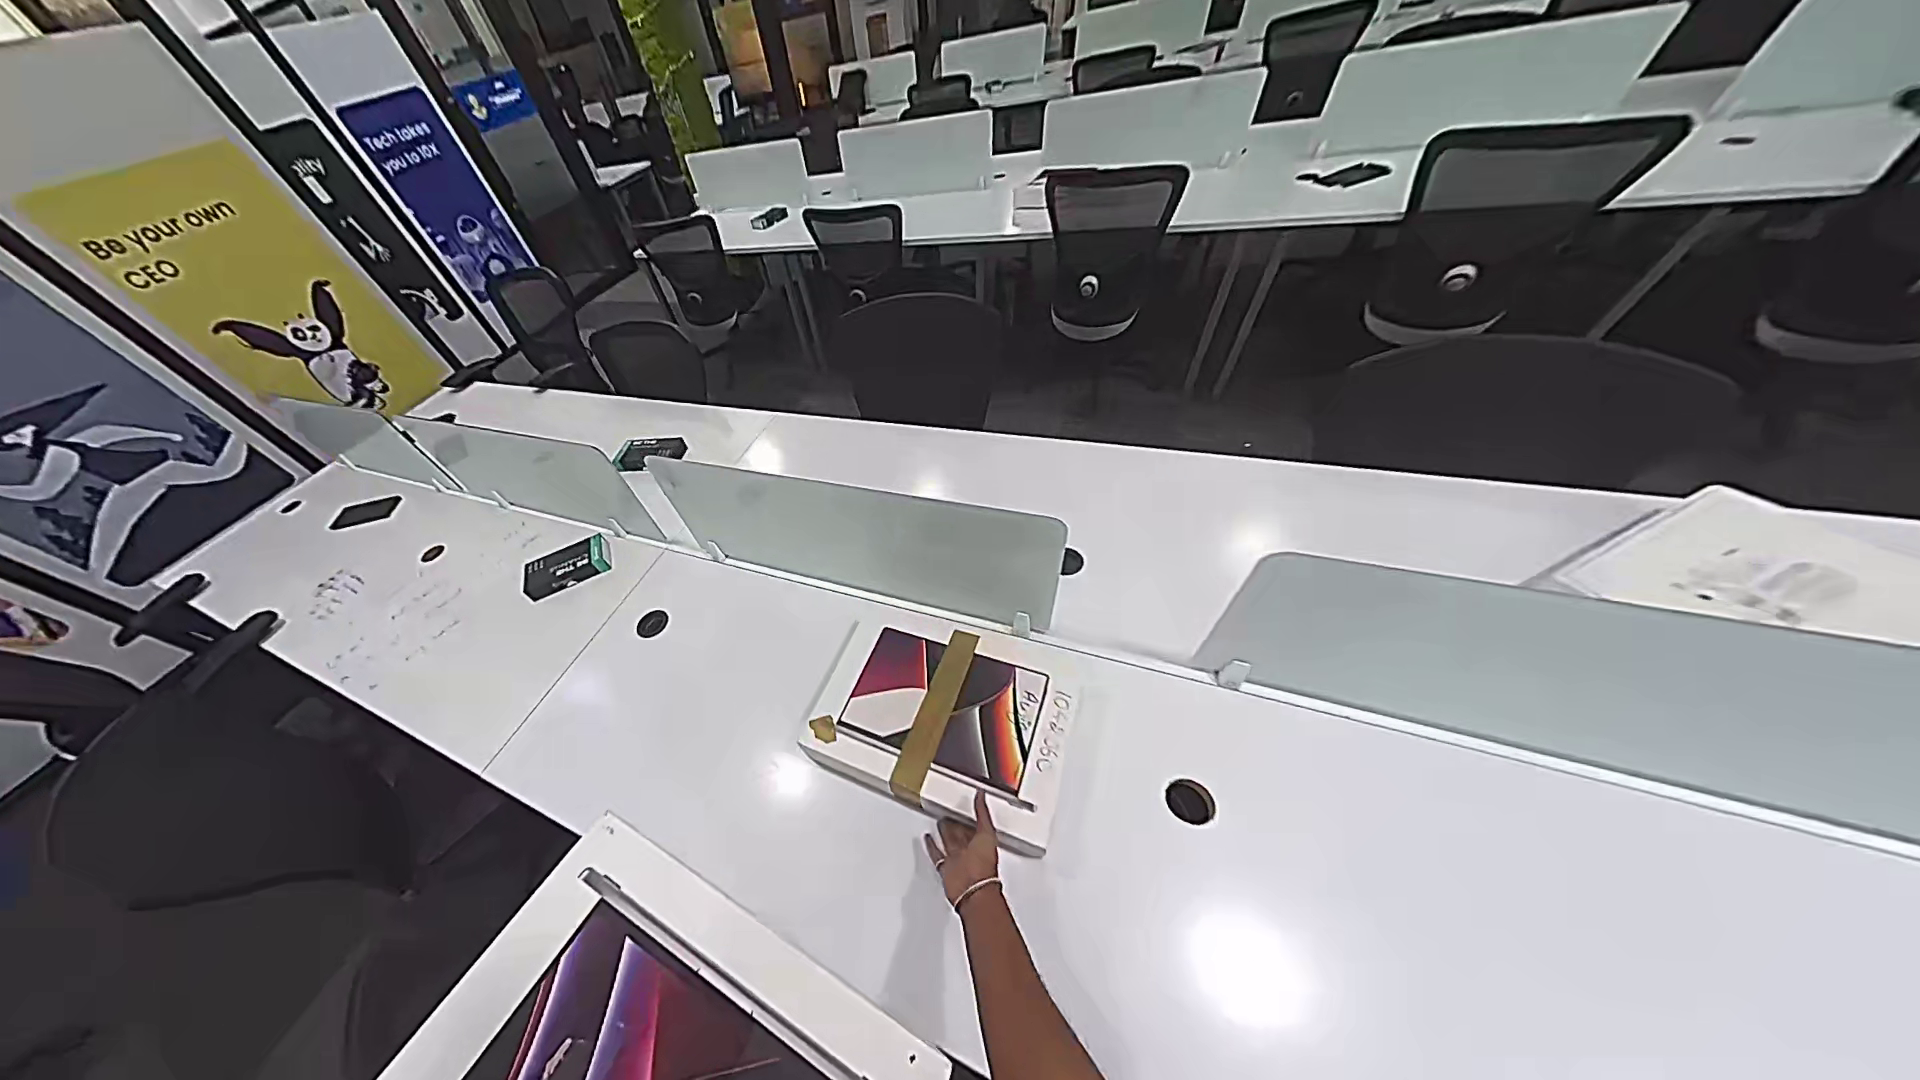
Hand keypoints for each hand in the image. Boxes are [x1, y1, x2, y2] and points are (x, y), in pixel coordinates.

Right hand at [923, 790, 999, 908]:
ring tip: (940, 821)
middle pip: (960, 833)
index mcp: (981, 841)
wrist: (973, 889)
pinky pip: (936, 854)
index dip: (972, 813)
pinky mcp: (945, 867)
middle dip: (955, 823)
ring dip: (944, 831)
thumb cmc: (984, 865)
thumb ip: (983, 812)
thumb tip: (982, 794)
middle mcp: (969, 850)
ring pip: (948, 841)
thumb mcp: (987, 832)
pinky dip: (931, 846)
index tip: (968, 802)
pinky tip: (928, 838)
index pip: (975, 824)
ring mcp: (957, 859)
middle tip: (949, 811)